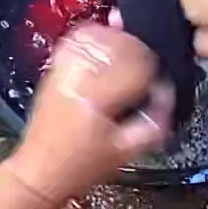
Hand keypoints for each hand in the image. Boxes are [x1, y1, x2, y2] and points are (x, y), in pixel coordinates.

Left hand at [6, 24, 173, 200]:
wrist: (41, 172)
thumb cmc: (78, 167)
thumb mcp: (127, 152)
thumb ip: (155, 122)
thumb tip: (166, 97)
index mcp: (98, 98)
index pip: (136, 65)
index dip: (155, 69)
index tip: (159, 82)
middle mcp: (78, 78)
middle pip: (117, 44)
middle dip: (139, 50)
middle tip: (148, 65)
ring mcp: (62, 71)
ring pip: (96, 36)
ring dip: (117, 39)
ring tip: (129, 51)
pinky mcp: (53, 71)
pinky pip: (75, 41)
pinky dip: (93, 38)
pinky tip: (104, 47)